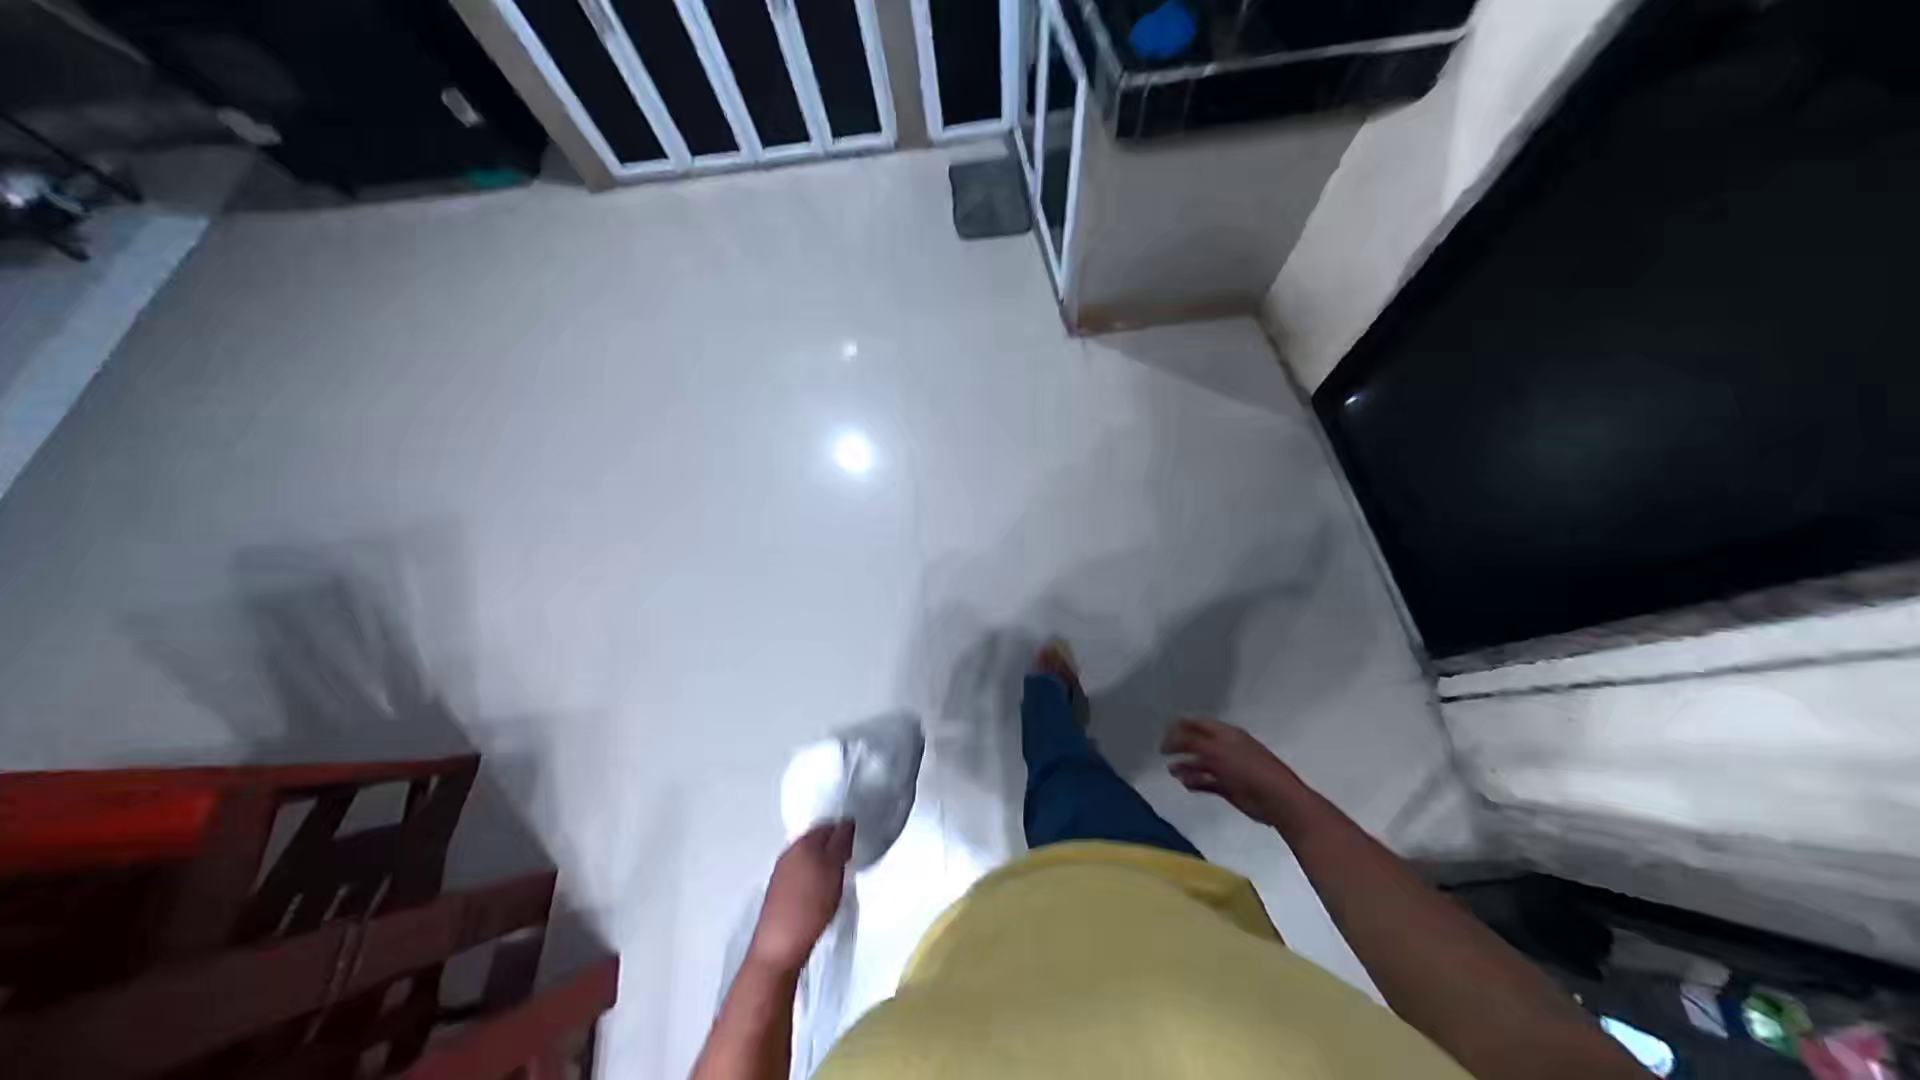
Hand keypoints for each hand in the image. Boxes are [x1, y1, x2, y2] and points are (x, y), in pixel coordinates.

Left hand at [748, 820, 854, 971]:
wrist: (779, 946)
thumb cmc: (810, 907)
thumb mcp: (834, 870)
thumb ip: (841, 843)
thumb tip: (846, 824)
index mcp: (804, 842)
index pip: (829, 825)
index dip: (845, 830)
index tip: (857, 840)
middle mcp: (789, 852)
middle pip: (816, 839)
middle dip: (833, 844)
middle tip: (850, 857)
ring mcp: (781, 872)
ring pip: (808, 856)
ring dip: (822, 860)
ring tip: (837, 875)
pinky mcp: (778, 891)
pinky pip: (800, 872)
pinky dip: (813, 875)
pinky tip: (820, 890)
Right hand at [1161, 717, 1307, 826]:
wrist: (1278, 800)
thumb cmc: (1247, 769)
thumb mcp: (1216, 751)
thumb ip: (1190, 742)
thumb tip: (1169, 737)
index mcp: (1226, 734)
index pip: (1198, 724)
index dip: (1179, 726)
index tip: (1163, 734)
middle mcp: (1226, 748)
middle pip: (1198, 743)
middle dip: (1181, 747)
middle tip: (1162, 752)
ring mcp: (1228, 769)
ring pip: (1201, 764)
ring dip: (1186, 766)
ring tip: (1172, 771)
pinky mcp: (1230, 788)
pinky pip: (1207, 782)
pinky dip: (1196, 781)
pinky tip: (1186, 784)